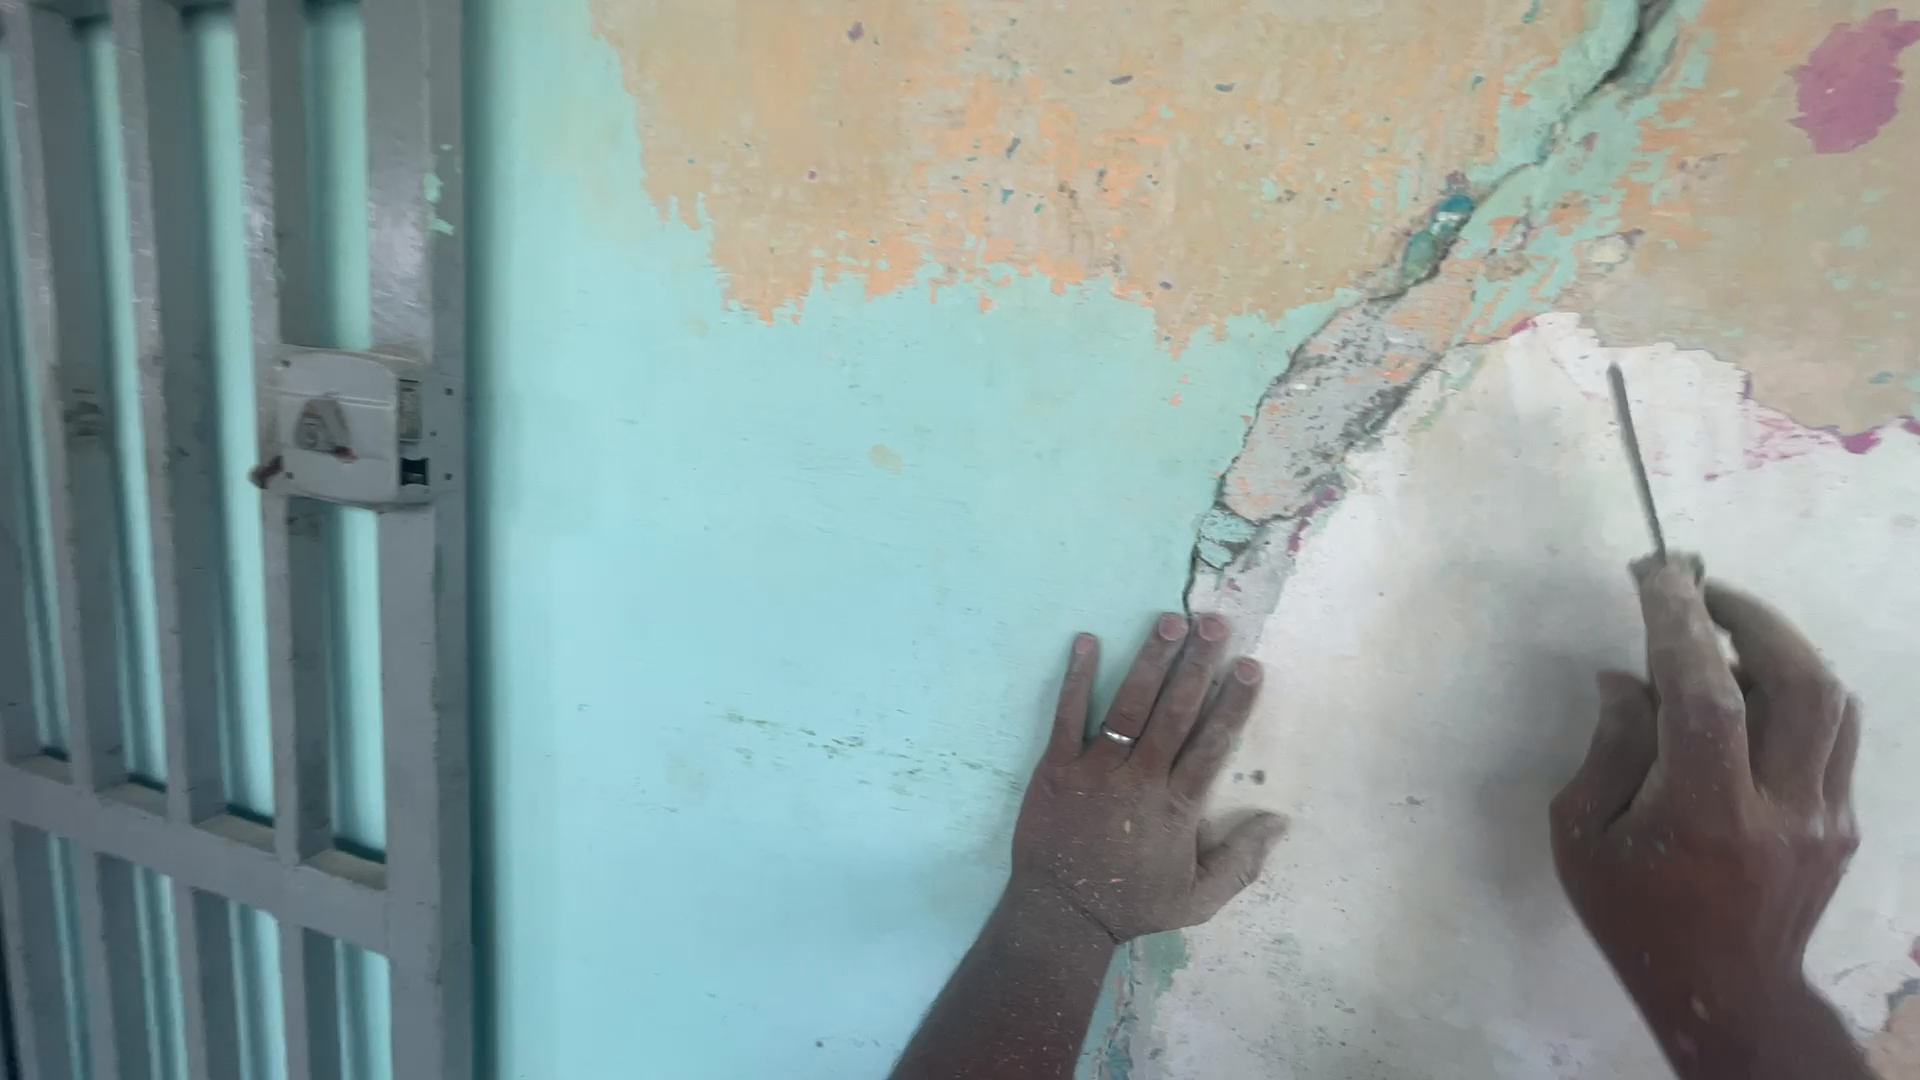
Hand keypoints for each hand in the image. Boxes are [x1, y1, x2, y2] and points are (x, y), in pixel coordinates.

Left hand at [1008, 612, 1287, 943]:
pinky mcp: (1057, 765)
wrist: (1061, 911)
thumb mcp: (1199, 899)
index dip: (1233, 703)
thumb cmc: (1131, 902)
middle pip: (1175, 713)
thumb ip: (1242, 862)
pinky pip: (1067, 714)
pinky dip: (1077, 678)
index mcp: (1176, 807)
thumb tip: (1279, 822)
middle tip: (1213, 622)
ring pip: (1128, 705)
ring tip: (1168, 621)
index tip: (1250, 665)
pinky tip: (1087, 641)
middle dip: (1197, 665)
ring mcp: (1096, 768)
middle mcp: (1140, 778)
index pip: (1213, 744)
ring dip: (1149, 661)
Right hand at [1550, 558, 1865, 1076]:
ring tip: (1720, 626)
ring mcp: (1827, 816)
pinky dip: (1789, 691)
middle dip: (1755, 620)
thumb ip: (1611, 748)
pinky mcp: (1842, 823)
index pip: (1706, 697)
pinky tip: (1741, 688)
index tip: (1655, 575)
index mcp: (1705, 811)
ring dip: (1778, 649)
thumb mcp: (1580, 828)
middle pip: (1803, 688)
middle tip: (1700, 587)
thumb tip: (1625, 678)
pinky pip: (1829, 737)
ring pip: (1832, 706)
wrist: (1722, 987)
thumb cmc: (1627, 907)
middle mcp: (1785, 807)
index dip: (1680, 626)